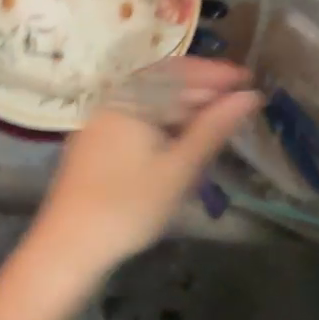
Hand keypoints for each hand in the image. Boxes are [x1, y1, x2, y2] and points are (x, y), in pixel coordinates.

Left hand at [30, 56, 260, 271]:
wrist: (69, 248)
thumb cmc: (129, 207)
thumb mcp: (179, 169)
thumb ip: (213, 129)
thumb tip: (249, 97)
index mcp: (131, 101)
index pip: (180, 71)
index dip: (217, 74)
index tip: (250, 81)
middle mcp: (112, 105)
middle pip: (162, 85)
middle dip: (201, 89)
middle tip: (236, 102)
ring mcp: (99, 127)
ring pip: (148, 106)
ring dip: (183, 108)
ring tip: (214, 123)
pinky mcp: (94, 150)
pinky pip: (135, 123)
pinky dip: (163, 125)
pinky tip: (179, 144)